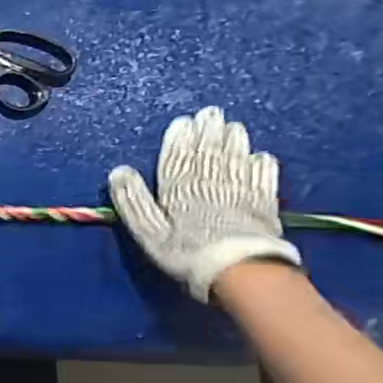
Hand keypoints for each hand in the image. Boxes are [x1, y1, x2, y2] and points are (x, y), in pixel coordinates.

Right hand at [108, 106, 301, 302]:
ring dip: (234, 142)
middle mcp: (209, 184)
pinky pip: (263, 178)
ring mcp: (240, 193)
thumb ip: (132, 200)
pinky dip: (261, 165)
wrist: (237, 269)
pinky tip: (260, 155)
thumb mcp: (147, 231)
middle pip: (208, 154)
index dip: (179, 139)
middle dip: (208, 132)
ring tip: (233, 126)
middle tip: (211, 113)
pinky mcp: (263, 204)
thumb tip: (119, 171)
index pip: (177, 158)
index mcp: (178, 190)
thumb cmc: (183, 252)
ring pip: (236, 159)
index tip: (182, 121)